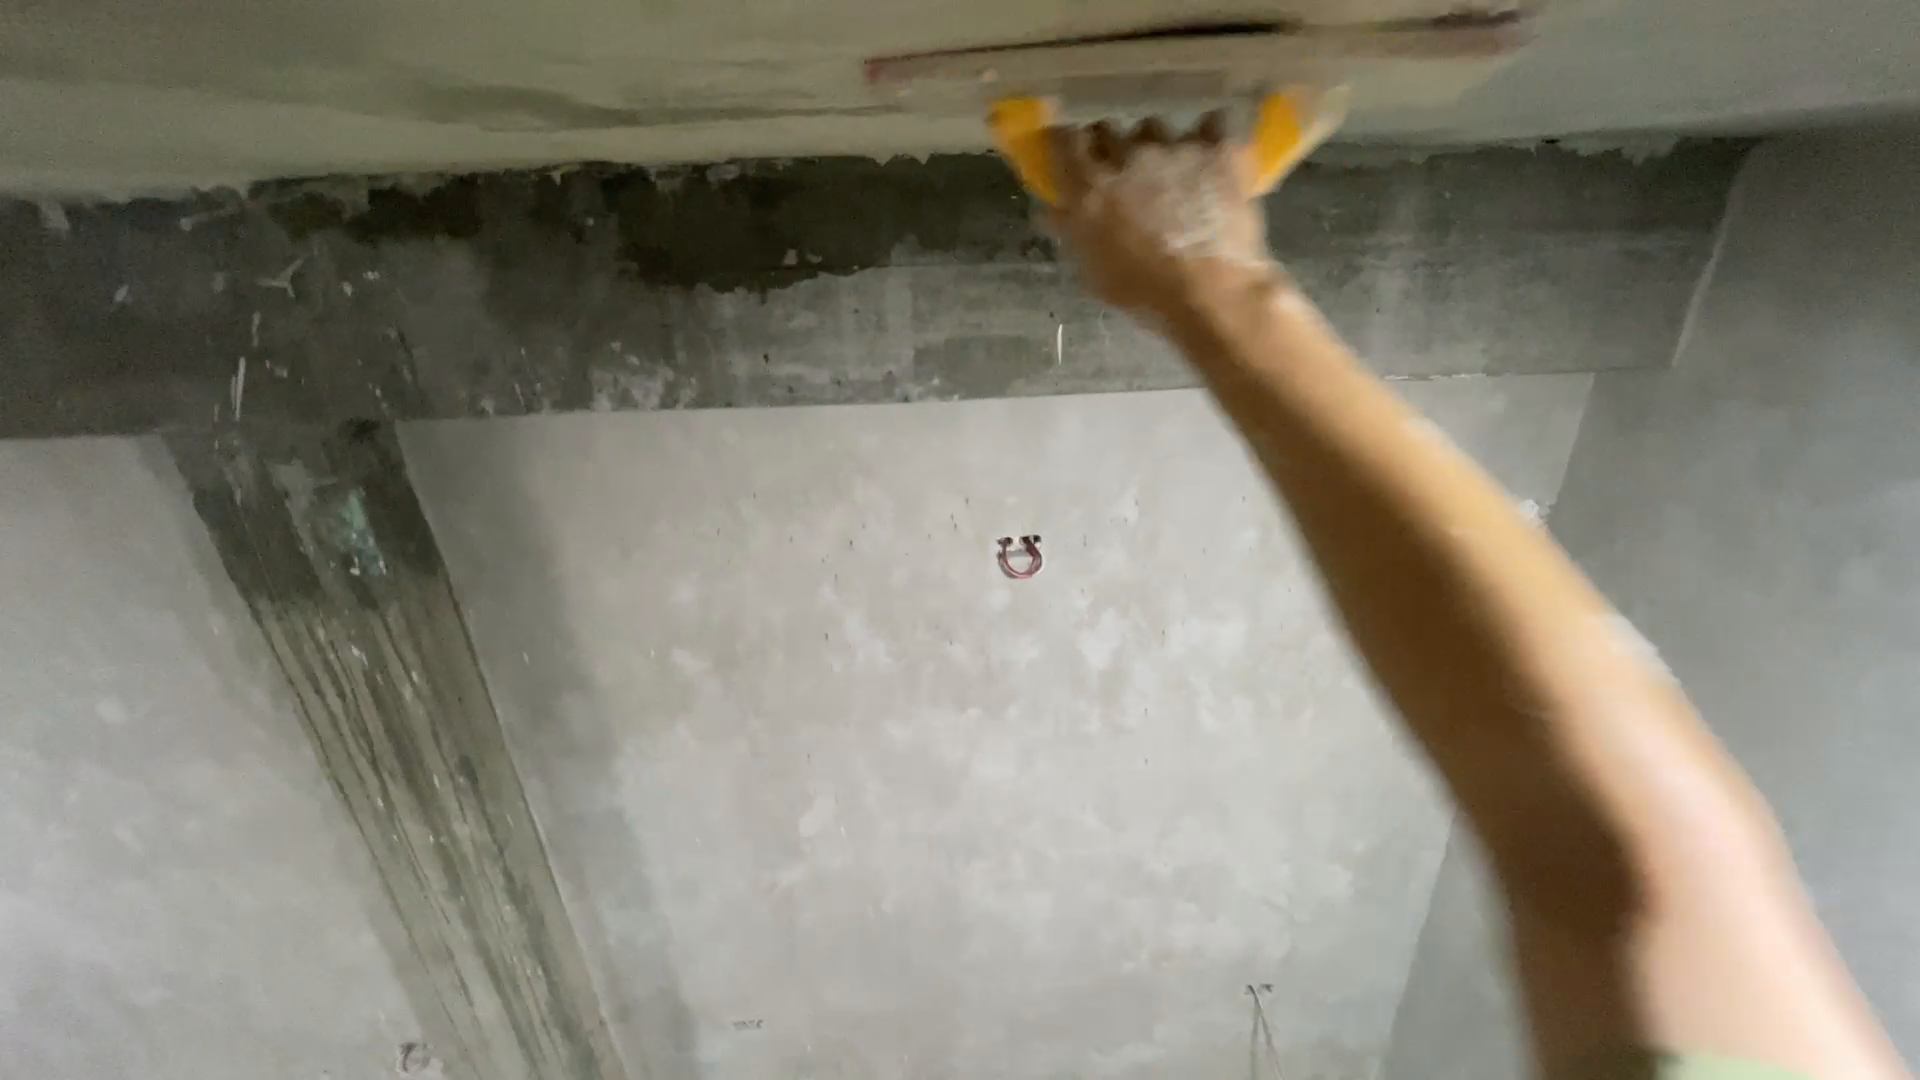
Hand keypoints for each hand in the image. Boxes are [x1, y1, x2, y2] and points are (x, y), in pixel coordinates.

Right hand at [1044, 116, 1279, 326]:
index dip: (1068, 146)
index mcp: (1090, 187)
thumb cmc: (1141, 291)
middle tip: (1118, 172)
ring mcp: (1173, 147)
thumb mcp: (1093, 271)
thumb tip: (1052, 209)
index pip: (1065, 141)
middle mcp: (1127, 156)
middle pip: (1107, 129)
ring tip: (1166, 170)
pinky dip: (1207, 137)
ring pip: (1153, 127)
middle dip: (1108, 147)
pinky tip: (1207, 158)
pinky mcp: (1215, 149)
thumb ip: (1070, 232)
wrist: (1207, 294)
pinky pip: (1210, 123)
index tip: (1073, 159)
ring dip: (1153, 144)